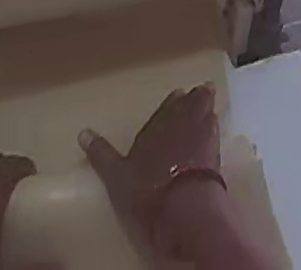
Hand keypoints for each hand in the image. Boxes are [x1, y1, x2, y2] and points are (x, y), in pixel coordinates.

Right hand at [79, 85, 221, 255]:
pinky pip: (216, 134)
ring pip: (208, 114)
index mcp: (160, 121)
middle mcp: (183, 122)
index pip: (170, 103)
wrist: (186, 208)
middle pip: (193, 102)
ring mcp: (204, 137)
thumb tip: (82, 132)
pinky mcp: (218, 156)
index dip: (174, 100)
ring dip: (208, 109)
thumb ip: (102, 154)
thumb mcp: (117, 175)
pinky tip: (214, 133)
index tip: (179, 94)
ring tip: (209, 105)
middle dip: (197, 97)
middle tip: (201, 91)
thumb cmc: (149, 188)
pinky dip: (215, 130)